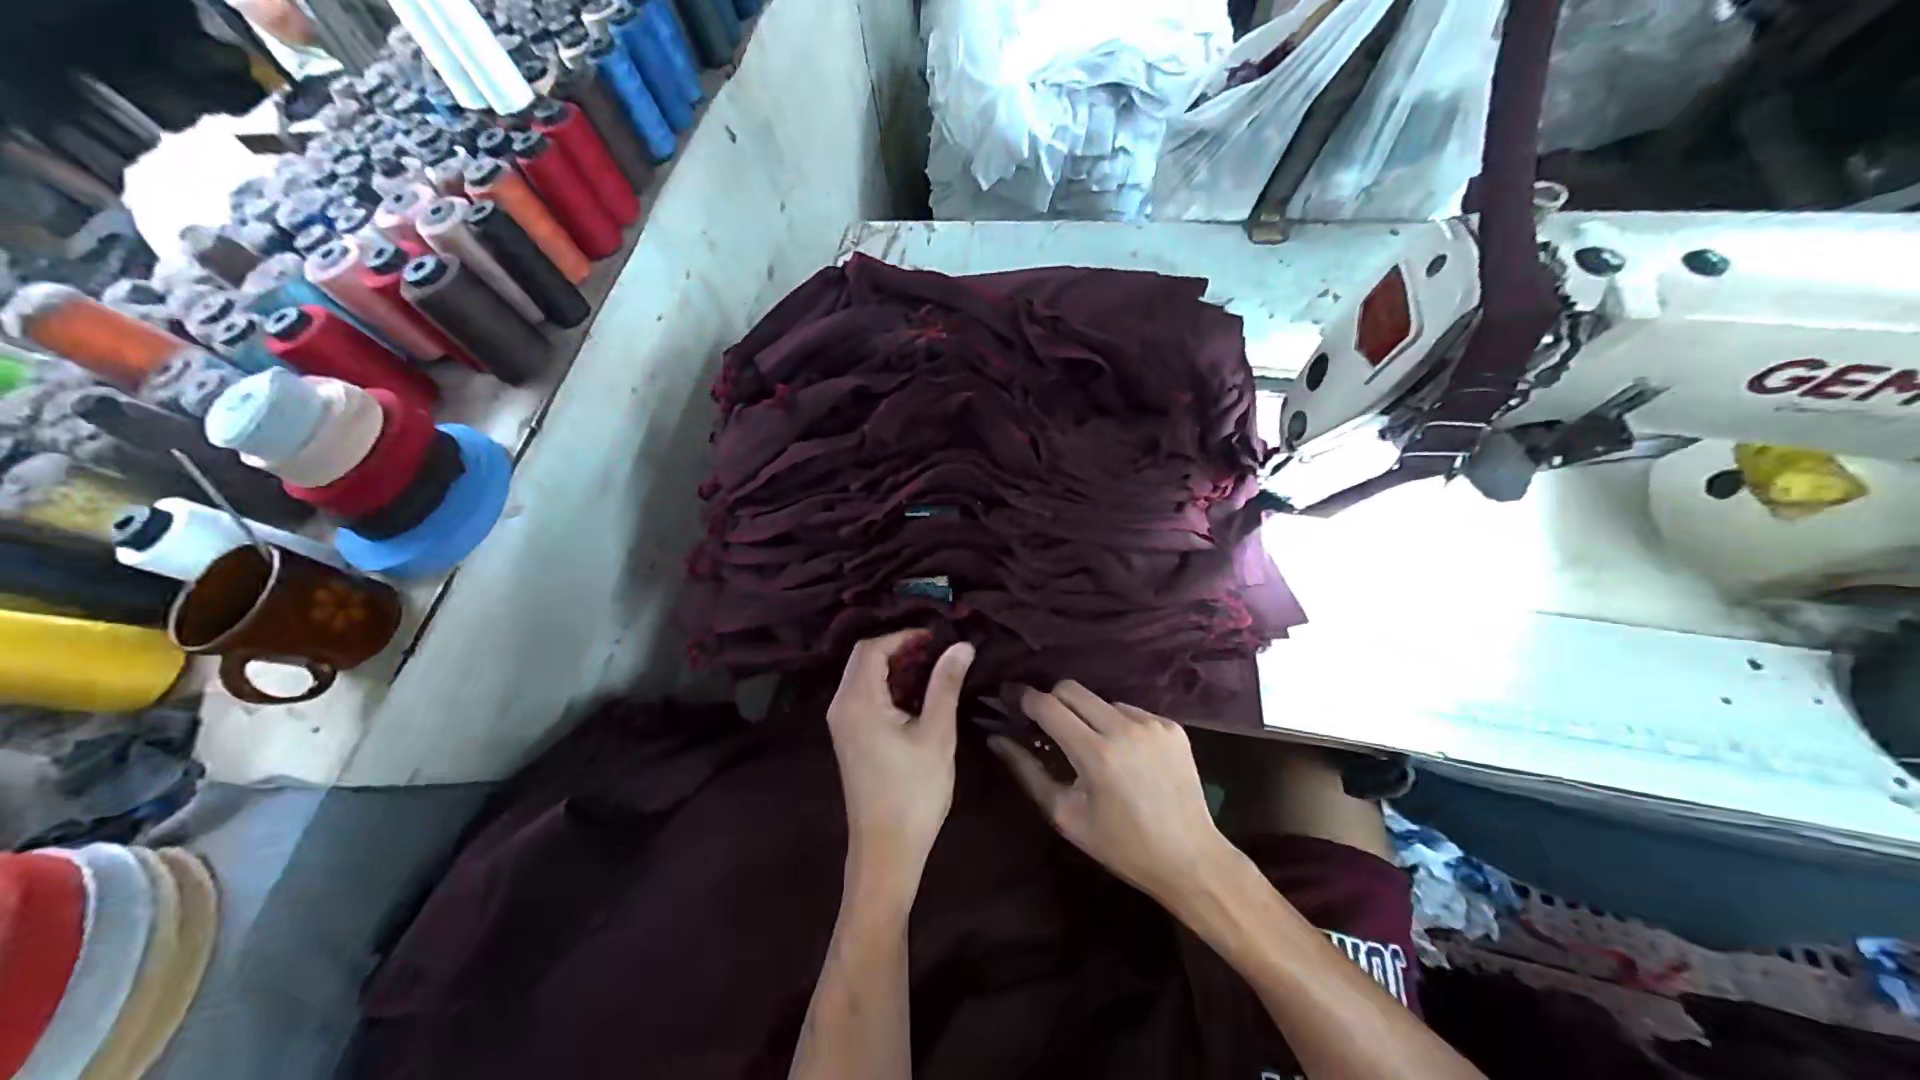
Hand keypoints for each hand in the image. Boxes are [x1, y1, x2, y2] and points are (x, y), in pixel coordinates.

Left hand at [826, 631, 974, 895]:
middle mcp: (841, 706)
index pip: (872, 648)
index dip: (904, 637)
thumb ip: (945, 685)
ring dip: (895, 668)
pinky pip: (865, 697)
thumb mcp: (937, 733)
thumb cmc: (913, 791)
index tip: (938, 639)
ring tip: (934, 671)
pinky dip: (889, 687)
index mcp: (857, 701)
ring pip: (864, 678)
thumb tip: (961, 646)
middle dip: (900, 649)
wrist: (886, 850)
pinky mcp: (849, 738)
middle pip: (864, 659)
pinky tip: (918, 697)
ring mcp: (842, 724)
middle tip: (939, 652)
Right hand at [990, 682, 1238, 905]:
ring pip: (1101, 700)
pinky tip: (1122, 754)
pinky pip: (1130, 712)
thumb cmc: (1121, 846)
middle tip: (1043, 723)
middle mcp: (1125, 728)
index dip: (1023, 698)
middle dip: (1051, 700)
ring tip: (1089, 746)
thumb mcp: (1065, 814)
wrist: (1190, 858)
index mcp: (1095, 753)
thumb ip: (1027, 772)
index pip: (1048, 705)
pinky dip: (1117, 724)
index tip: (1009, 698)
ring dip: (1086, 715)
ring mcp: (1153, 723)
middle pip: (1071, 689)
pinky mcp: (1172, 727)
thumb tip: (996, 739)